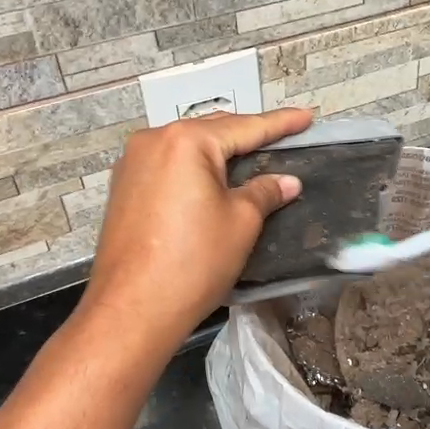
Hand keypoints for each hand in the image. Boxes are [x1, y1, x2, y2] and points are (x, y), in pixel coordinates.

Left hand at [83, 108, 312, 341]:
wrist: (130, 311)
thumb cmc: (193, 262)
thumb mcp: (241, 222)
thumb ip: (265, 192)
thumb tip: (287, 182)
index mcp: (186, 141)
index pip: (244, 127)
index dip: (280, 124)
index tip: (306, 117)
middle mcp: (153, 141)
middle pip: (213, 132)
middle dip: (248, 135)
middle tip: (283, 137)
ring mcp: (132, 164)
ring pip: (188, 147)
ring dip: (219, 152)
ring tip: (252, 156)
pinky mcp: (123, 188)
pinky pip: (169, 165)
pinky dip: (194, 168)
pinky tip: (213, 179)